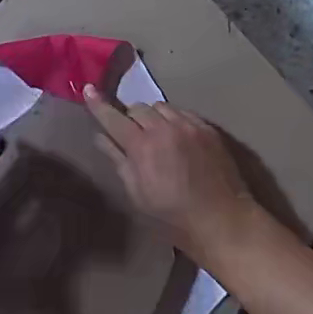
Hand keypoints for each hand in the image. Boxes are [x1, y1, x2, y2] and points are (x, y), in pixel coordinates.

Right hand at [84, 84, 257, 259]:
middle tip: (133, 136)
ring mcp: (188, 125)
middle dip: (130, 118)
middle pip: (137, 108)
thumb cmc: (175, 218)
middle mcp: (163, 128)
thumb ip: (118, 160)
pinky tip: (177, 137)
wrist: (225, 223)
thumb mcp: (138, 195)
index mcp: (142, 147)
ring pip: (160, 107)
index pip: (113, 118)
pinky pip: (182, 112)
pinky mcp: (207, 127)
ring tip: (157, 136)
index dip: (98, 104)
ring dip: (152, 117)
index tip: (87, 89)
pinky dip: (173, 120)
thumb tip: (100, 137)